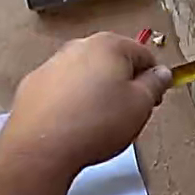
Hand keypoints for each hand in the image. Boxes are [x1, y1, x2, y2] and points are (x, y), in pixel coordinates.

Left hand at [0, 33, 171, 176]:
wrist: (42, 149)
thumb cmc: (95, 125)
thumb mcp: (141, 105)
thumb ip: (155, 84)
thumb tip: (161, 74)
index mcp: (109, 45)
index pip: (144, 55)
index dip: (153, 79)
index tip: (152, 98)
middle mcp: (79, 47)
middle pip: (112, 62)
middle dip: (123, 84)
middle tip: (128, 113)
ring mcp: (52, 65)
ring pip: (86, 75)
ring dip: (97, 93)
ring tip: (100, 123)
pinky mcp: (34, 86)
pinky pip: (63, 90)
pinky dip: (73, 103)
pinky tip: (76, 125)